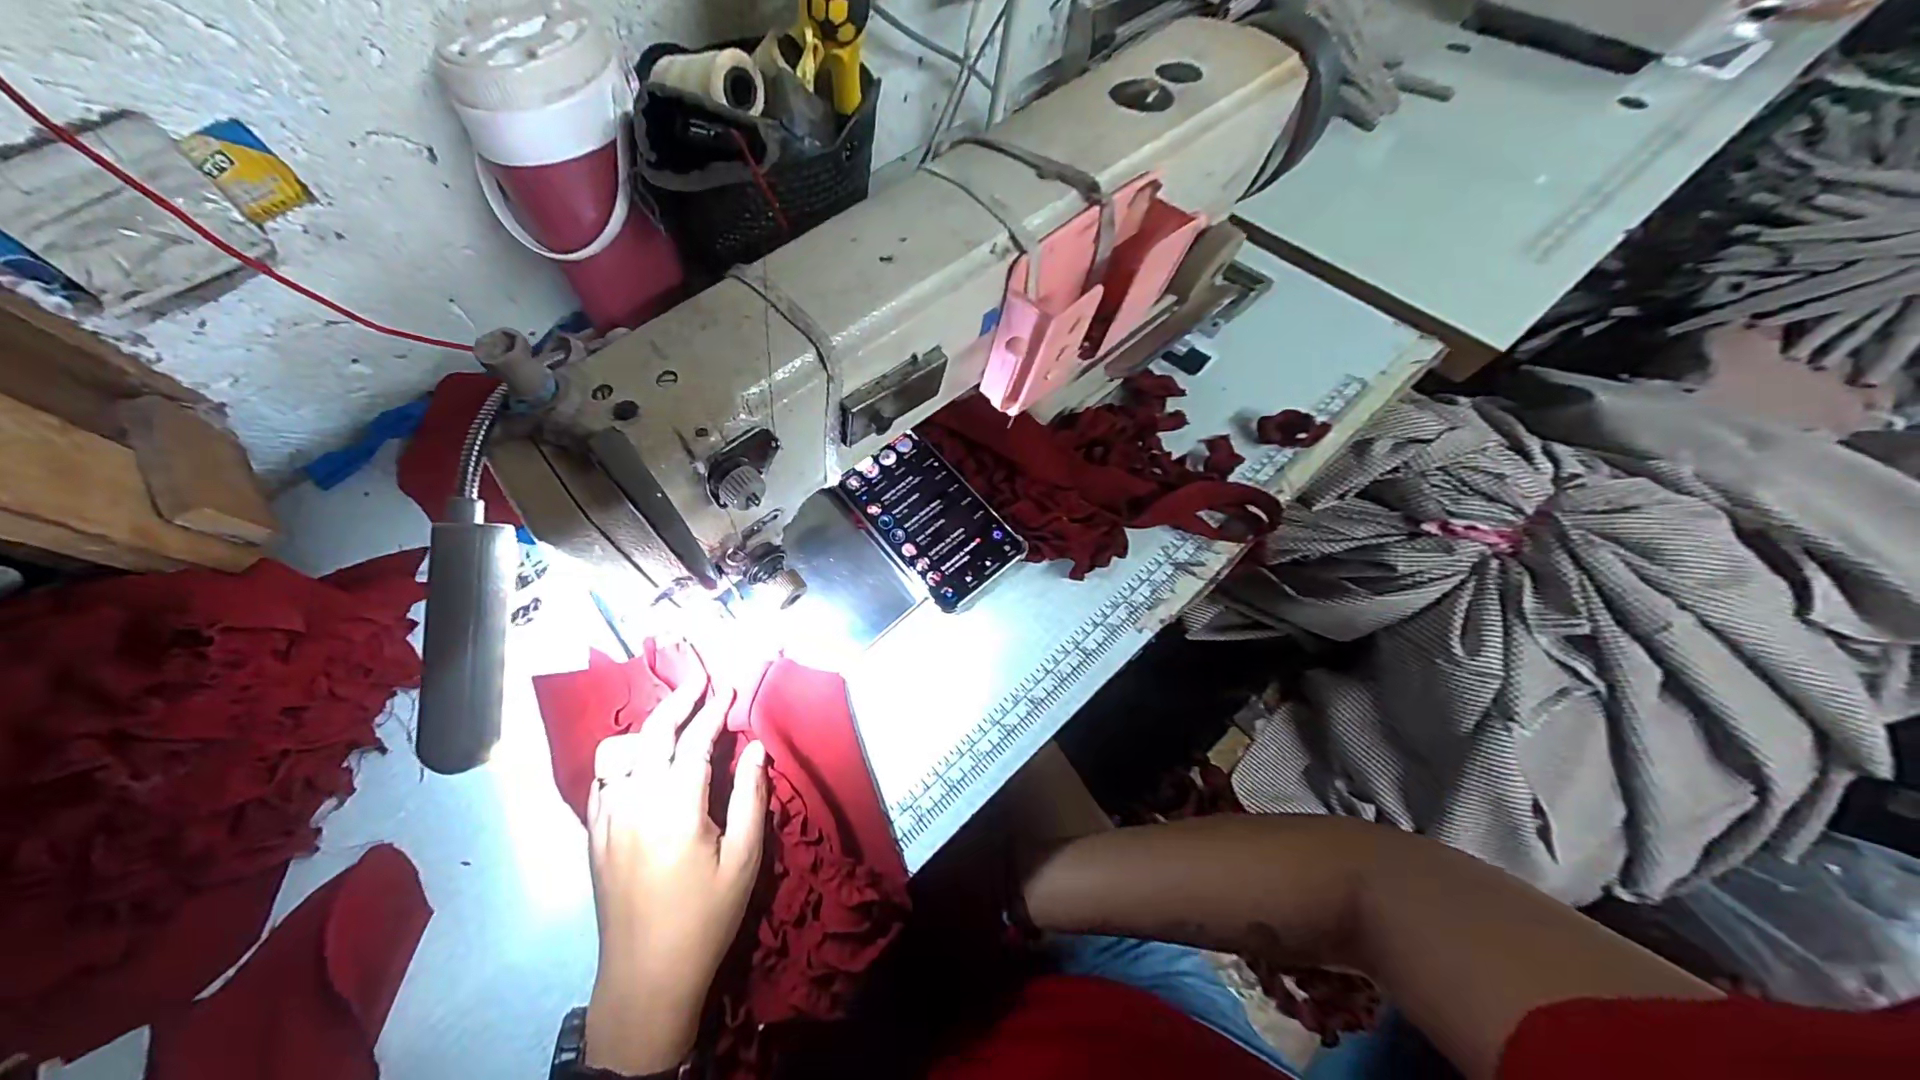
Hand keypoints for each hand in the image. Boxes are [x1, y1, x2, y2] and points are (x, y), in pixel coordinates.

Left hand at [583, 678, 768, 1074]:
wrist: (646, 975)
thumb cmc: (705, 917)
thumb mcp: (744, 860)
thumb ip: (749, 797)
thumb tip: (755, 749)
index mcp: (676, 808)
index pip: (695, 741)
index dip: (715, 710)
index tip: (729, 687)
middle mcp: (635, 803)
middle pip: (653, 734)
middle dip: (678, 701)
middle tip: (699, 679)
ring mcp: (607, 818)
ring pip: (621, 752)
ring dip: (649, 726)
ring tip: (673, 716)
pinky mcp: (594, 834)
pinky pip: (603, 778)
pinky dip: (623, 756)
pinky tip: (640, 758)